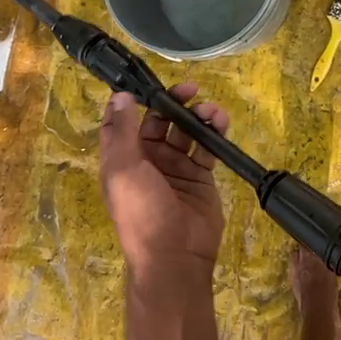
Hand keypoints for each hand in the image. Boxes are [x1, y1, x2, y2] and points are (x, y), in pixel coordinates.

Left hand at [98, 83, 230, 278]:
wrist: (175, 256)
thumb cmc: (142, 212)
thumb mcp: (123, 170)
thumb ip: (122, 131)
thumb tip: (120, 96)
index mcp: (124, 159)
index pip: (126, 122)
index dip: (137, 102)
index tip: (150, 83)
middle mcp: (149, 160)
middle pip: (161, 121)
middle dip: (174, 103)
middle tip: (191, 90)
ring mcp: (176, 167)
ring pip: (186, 130)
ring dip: (197, 115)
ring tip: (210, 110)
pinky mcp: (201, 175)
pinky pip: (207, 146)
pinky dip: (214, 131)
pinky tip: (220, 122)